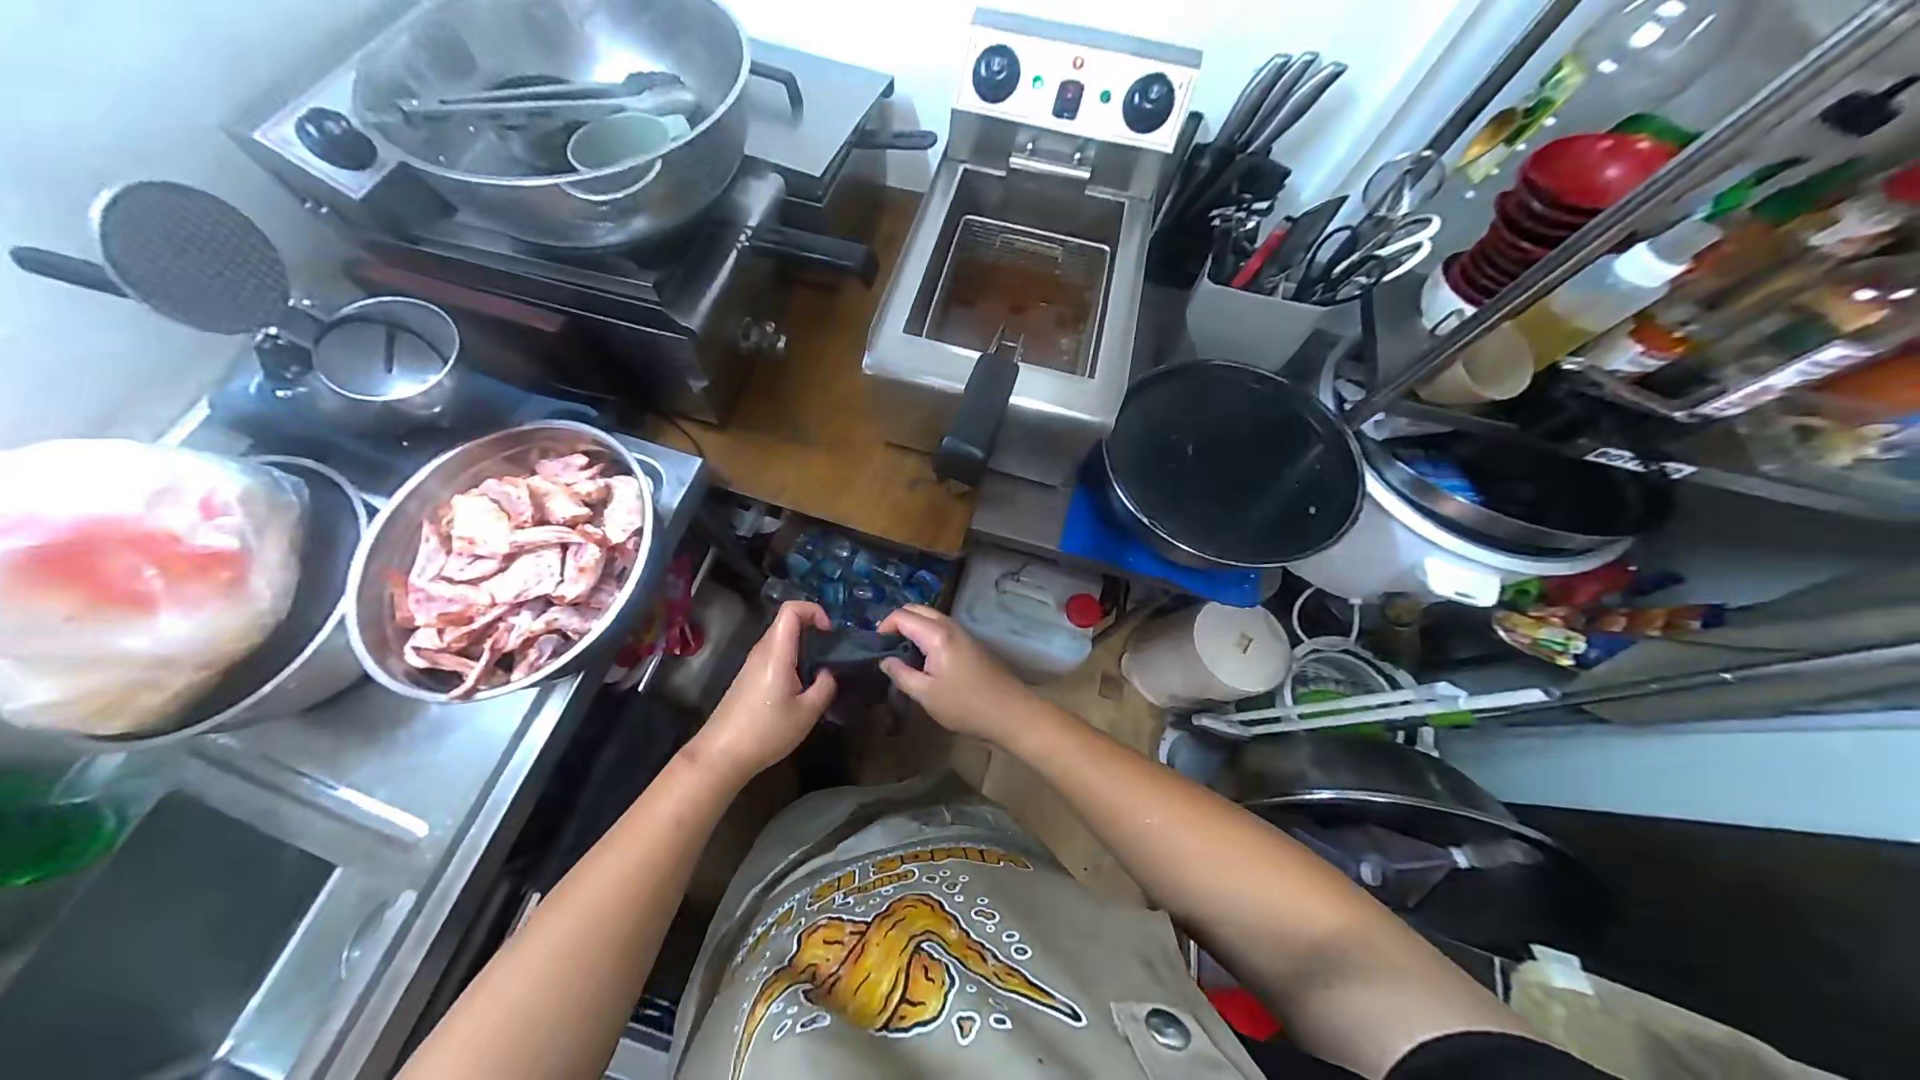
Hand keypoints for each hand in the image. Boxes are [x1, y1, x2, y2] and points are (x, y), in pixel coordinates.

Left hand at [687, 601, 835, 784]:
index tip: (830, 632)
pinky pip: (774, 656)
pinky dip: (792, 660)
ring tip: (820, 671)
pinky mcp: (748, 679)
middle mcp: (762, 652)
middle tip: (832, 651)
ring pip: (781, 640)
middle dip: (813, 628)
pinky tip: (800, 687)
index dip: (814, 610)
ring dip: (803, 647)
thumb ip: (825, 686)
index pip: (791, 609)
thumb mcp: (808, 713)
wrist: (721, 755)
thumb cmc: (766, 732)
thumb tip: (828, 672)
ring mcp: (752, 665)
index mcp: (776, 652)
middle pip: (787, 622)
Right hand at [877, 605, 1035, 743]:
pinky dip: (927, 634)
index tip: (875, 647)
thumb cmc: (965, 705)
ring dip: (914, 628)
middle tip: (886, 648)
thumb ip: (901, 674)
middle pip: (918, 610)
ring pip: (931, 618)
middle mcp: (951, 626)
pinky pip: (943, 629)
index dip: (884, 627)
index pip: (902, 615)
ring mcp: (963, 633)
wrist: (1010, 712)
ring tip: (902, 654)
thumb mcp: (926, 694)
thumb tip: (885, 660)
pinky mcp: (971, 644)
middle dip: (898, 622)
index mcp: (937, 634)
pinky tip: (924, 659)